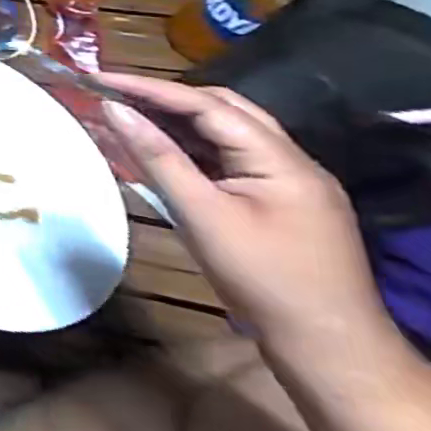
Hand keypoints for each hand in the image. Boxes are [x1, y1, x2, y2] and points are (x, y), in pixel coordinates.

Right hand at [96, 74, 386, 344]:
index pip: (205, 105)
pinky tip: (161, 151)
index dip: (148, 87)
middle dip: (165, 97)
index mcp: (281, 159)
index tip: (98, 78)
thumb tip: (113, 109)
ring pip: (226, 132)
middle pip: (221, 108)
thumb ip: (157, 157)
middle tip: (114, 95)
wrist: (332, 352)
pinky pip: (229, 158)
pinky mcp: (281, 201)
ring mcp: (290, 182)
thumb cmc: (265, 280)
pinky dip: (191, 147)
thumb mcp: (202, 215)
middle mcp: (292, 160)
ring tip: (129, 116)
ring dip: (177, 120)